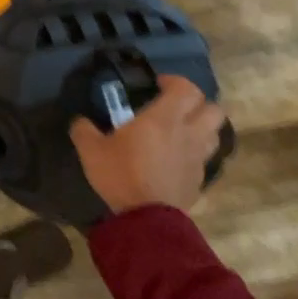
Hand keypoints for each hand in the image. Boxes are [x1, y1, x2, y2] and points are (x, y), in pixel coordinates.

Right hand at [71, 75, 226, 215]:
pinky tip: (177, 156)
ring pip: (216, 131)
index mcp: (163, 119)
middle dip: (197, 102)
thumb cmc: (120, 175)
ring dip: (202, 125)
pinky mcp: (201, 176)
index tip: (157, 84)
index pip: (185, 89)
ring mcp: (198, 156)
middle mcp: (188, 132)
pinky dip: (196, 149)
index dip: (174, 81)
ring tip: (181, 129)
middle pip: (213, 108)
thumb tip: (81, 122)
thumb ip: (84, 130)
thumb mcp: (90, 149)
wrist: (147, 217)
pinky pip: (205, 155)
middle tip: (175, 106)